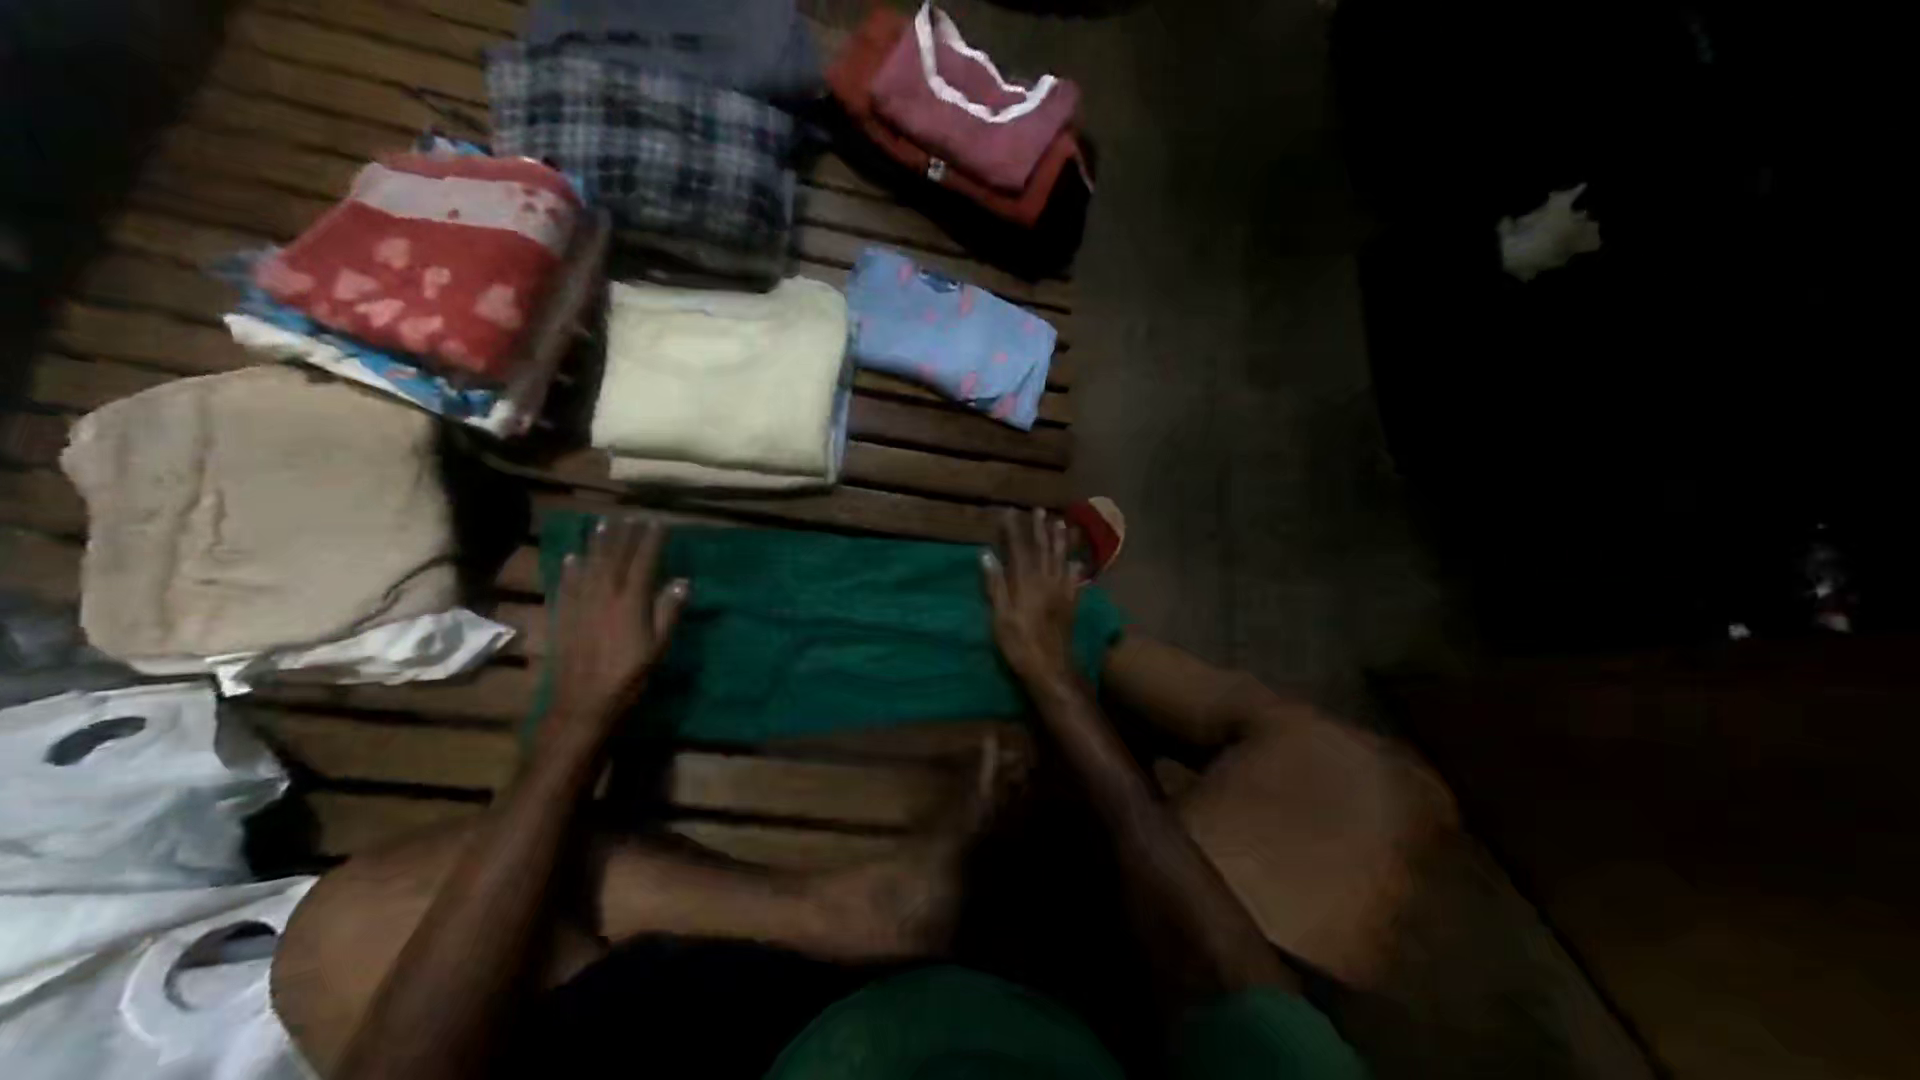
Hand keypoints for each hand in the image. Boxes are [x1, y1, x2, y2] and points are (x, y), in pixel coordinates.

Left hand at [547, 517, 688, 750]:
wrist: (582, 702)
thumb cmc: (629, 676)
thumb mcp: (658, 647)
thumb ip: (668, 612)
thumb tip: (680, 582)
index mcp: (630, 602)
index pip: (642, 563)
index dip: (650, 542)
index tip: (657, 522)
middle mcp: (603, 596)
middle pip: (614, 558)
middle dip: (623, 535)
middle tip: (629, 516)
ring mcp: (580, 605)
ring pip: (589, 566)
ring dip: (597, 544)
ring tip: (602, 524)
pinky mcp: (564, 617)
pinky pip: (567, 585)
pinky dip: (570, 569)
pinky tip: (572, 557)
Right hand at [981, 508, 1081, 688]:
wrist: (1050, 668)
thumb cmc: (1019, 643)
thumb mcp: (1000, 615)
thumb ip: (995, 584)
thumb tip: (986, 554)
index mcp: (1026, 582)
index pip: (1018, 549)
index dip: (1013, 530)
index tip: (1009, 513)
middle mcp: (1046, 581)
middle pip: (1043, 549)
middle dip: (1039, 529)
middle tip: (1039, 510)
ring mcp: (1062, 592)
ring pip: (1061, 559)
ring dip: (1060, 540)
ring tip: (1060, 524)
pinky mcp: (1071, 604)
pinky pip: (1075, 580)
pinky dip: (1075, 568)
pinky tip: (1076, 561)